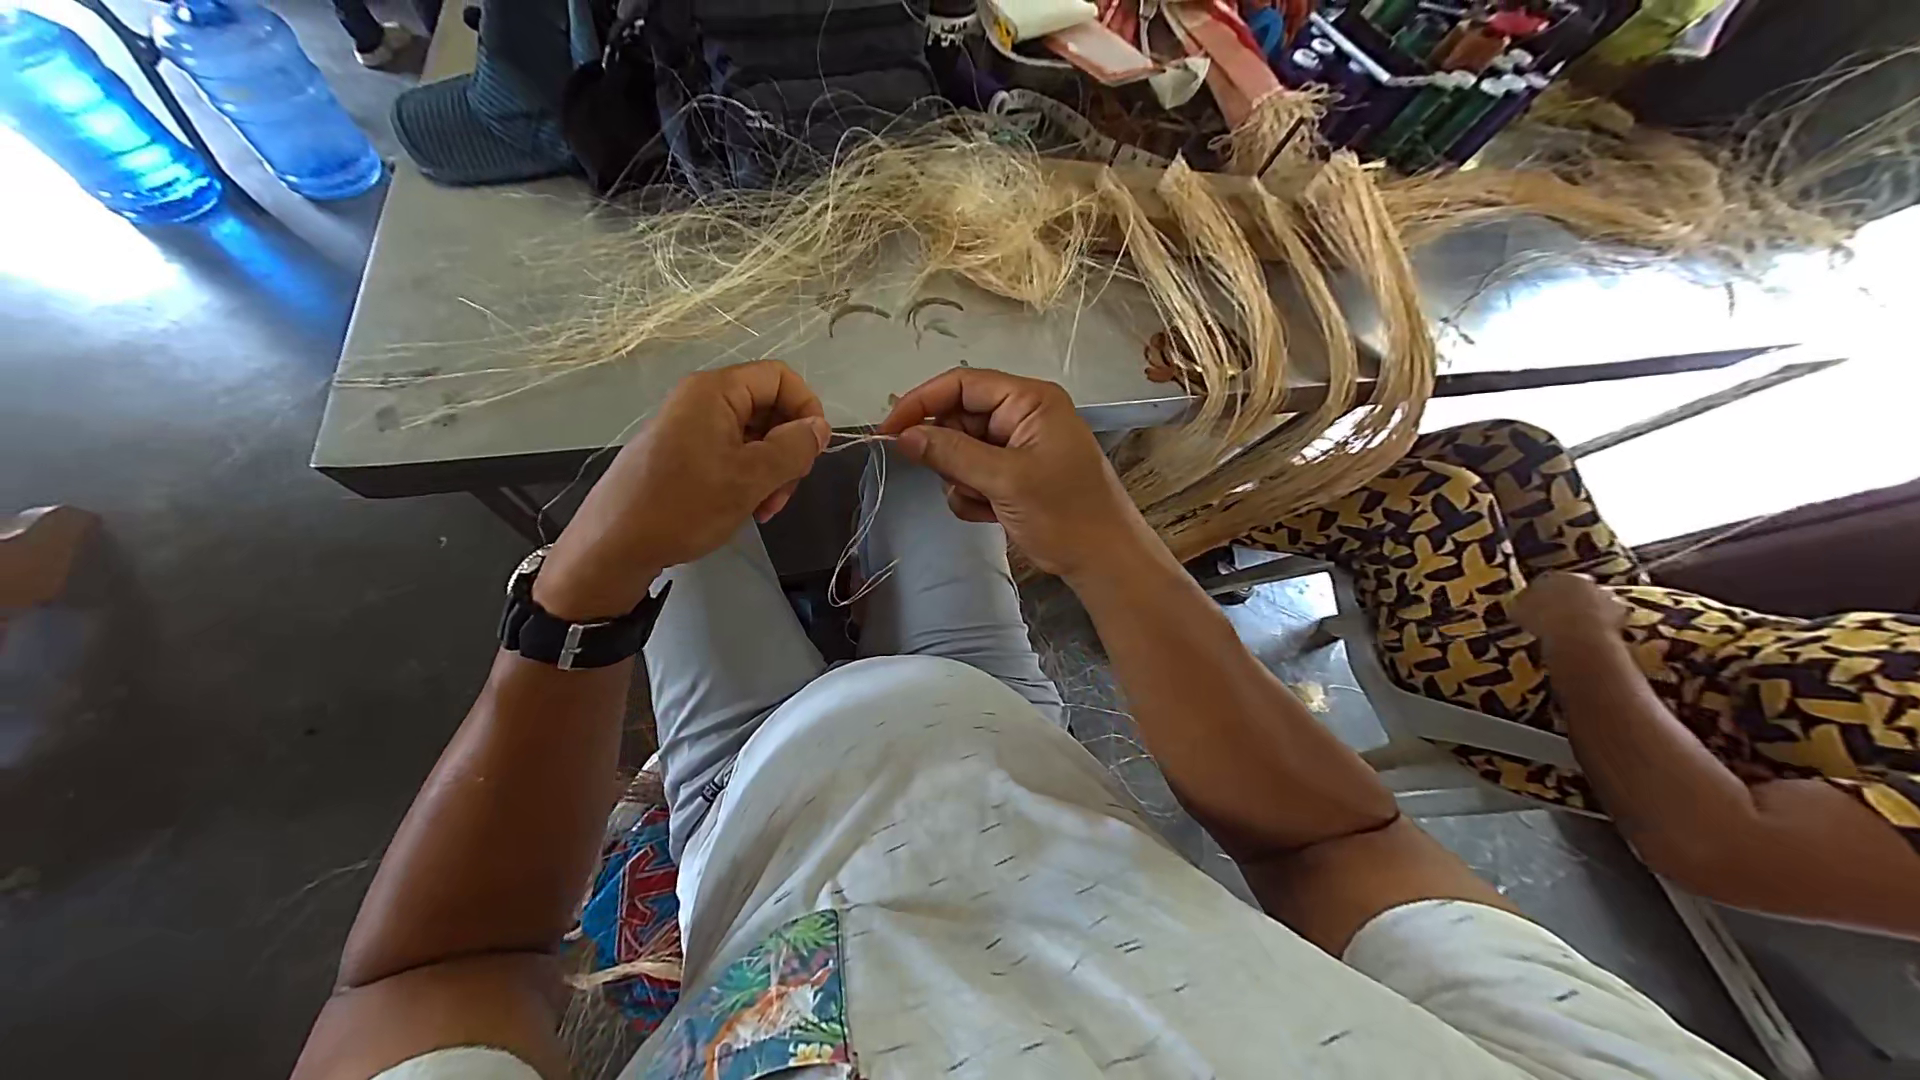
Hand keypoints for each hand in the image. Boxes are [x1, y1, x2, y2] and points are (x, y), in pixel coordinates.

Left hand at [535, 360, 828, 619]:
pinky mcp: (686, 454)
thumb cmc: (684, 505)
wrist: (614, 545)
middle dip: (789, 450)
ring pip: (756, 437)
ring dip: (773, 472)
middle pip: (771, 409)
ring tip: (766, 509)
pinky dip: (751, 480)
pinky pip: (734, 455)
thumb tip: (820, 428)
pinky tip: (748, 509)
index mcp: (716, 392)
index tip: (812, 452)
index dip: (806, 409)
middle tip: (785, 491)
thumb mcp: (751, 478)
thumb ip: (794, 448)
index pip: (781, 379)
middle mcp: (703, 401)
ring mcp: (693, 429)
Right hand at [876, 367, 1159, 580]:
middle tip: (961, 482)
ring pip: (959, 452)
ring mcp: (1015, 448)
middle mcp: (1021, 416)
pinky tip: (992, 514)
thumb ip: (951, 453)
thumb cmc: (1065, 512)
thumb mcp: (1005, 479)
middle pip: (957, 419)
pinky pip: (970, 476)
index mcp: (1029, 400)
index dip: (921, 402)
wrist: (1101, 560)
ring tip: (987, 502)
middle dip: (950, 454)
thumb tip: (903, 436)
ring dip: (961, 481)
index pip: (962, 384)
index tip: (889, 430)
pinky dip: (972, 497)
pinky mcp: (1011, 477)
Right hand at [1513, 571, 1630, 645]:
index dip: (1541, 593)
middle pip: (1574, 588)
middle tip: (1558, 613)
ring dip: (1587, 610)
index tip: (1537, 605)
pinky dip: (1601, 623)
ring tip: (1575, 626)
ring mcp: (1603, 595)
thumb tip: (1520, 603)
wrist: (1576, 633)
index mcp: (1554, 576)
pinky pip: (1608, 616)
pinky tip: (1590, 634)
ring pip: (1593, 601)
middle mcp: (1581, 580)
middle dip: (1568, 599)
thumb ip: (1521, 603)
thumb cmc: (1541, 617)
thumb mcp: (1518, 609)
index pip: (1547, 580)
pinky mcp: (1620, 612)